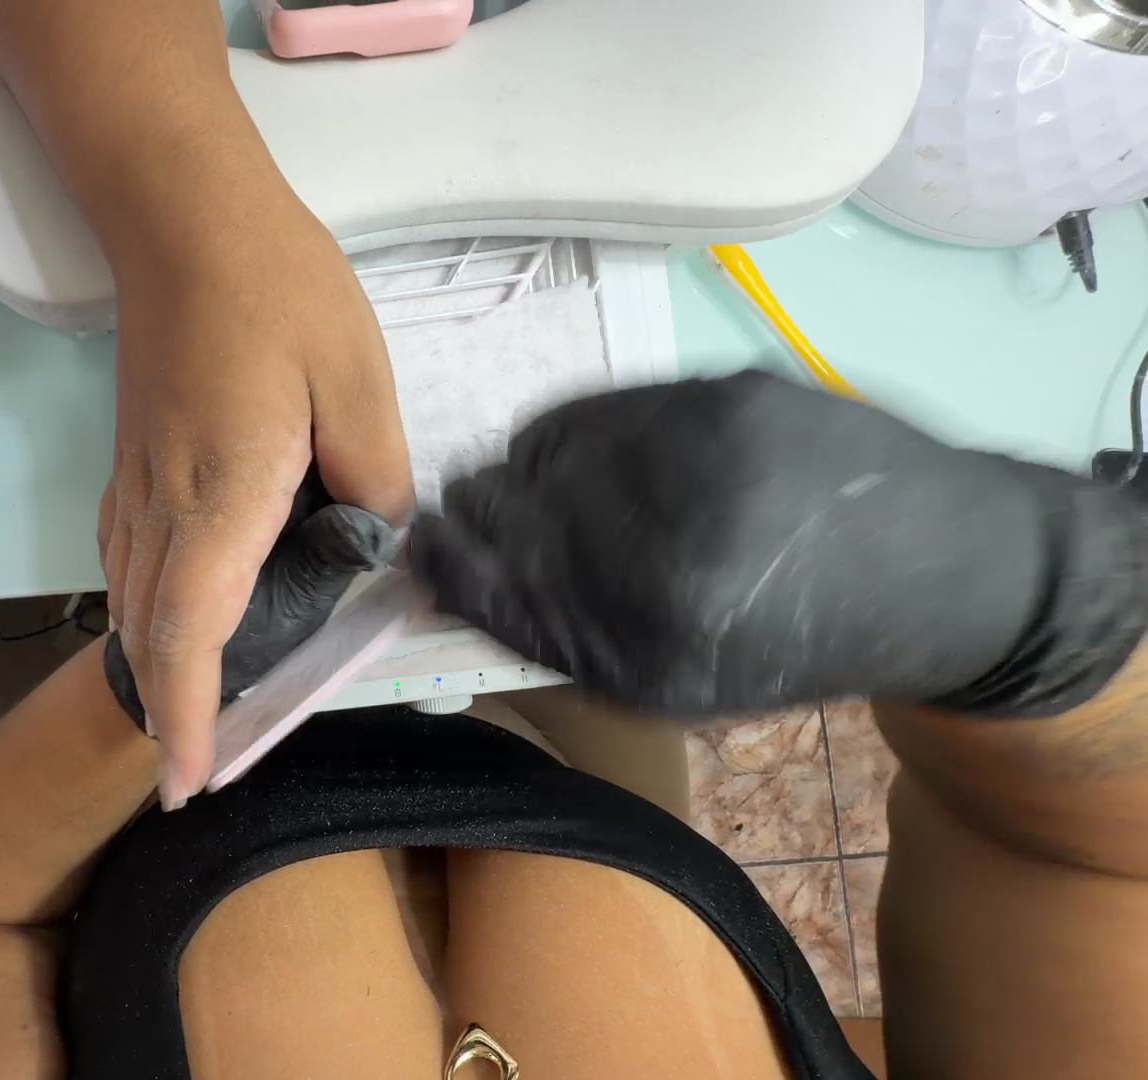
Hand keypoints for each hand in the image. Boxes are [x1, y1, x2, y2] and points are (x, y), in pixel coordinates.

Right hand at [102, 200, 412, 808]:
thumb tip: (378, 540)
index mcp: (223, 495)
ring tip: (184, 716)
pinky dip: (143, 615)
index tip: (188, 779)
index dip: (185, 712)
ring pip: (130, 602)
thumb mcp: (357, 380)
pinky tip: (167, 622)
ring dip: (152, 668)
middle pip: (149, 631)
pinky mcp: (130, 464)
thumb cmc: (278, 296)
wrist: (185, 226)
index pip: (191, 628)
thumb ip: (375, 476)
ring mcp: (134, 485)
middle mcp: (162, 506)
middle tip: (194, 767)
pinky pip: (126, 563)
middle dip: (164, 710)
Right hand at [412, 370, 1144, 717]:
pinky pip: (586, 411)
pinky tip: (597, 463)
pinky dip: (565, 440)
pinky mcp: (721, 388)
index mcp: (650, 628)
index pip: (484, 575)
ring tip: (561, 500)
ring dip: (521, 479)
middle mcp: (668, 529)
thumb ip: (541, 631)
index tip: (425, 552)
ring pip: (530, 449)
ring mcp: (697, 444)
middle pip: (494, 503)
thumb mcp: (657, 682)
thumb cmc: (779, 646)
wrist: (947, 575)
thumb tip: (437, 574)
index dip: (439, 559)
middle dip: (475, 518)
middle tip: (492, 529)